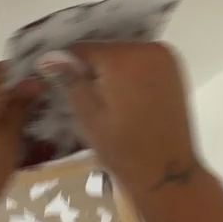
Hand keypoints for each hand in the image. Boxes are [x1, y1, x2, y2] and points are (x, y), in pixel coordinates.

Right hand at [33, 42, 204, 196]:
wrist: (167, 173)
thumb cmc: (123, 149)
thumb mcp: (88, 116)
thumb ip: (70, 80)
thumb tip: (48, 57)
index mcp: (125, 58)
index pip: (83, 49)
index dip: (64, 64)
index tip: (51, 79)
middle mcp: (149, 48)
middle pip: (105, 49)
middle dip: (89, 66)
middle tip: (75, 91)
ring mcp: (165, 58)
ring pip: (123, 53)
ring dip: (109, 69)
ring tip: (97, 95)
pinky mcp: (174, 69)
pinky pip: (140, 61)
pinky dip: (127, 72)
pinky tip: (118, 94)